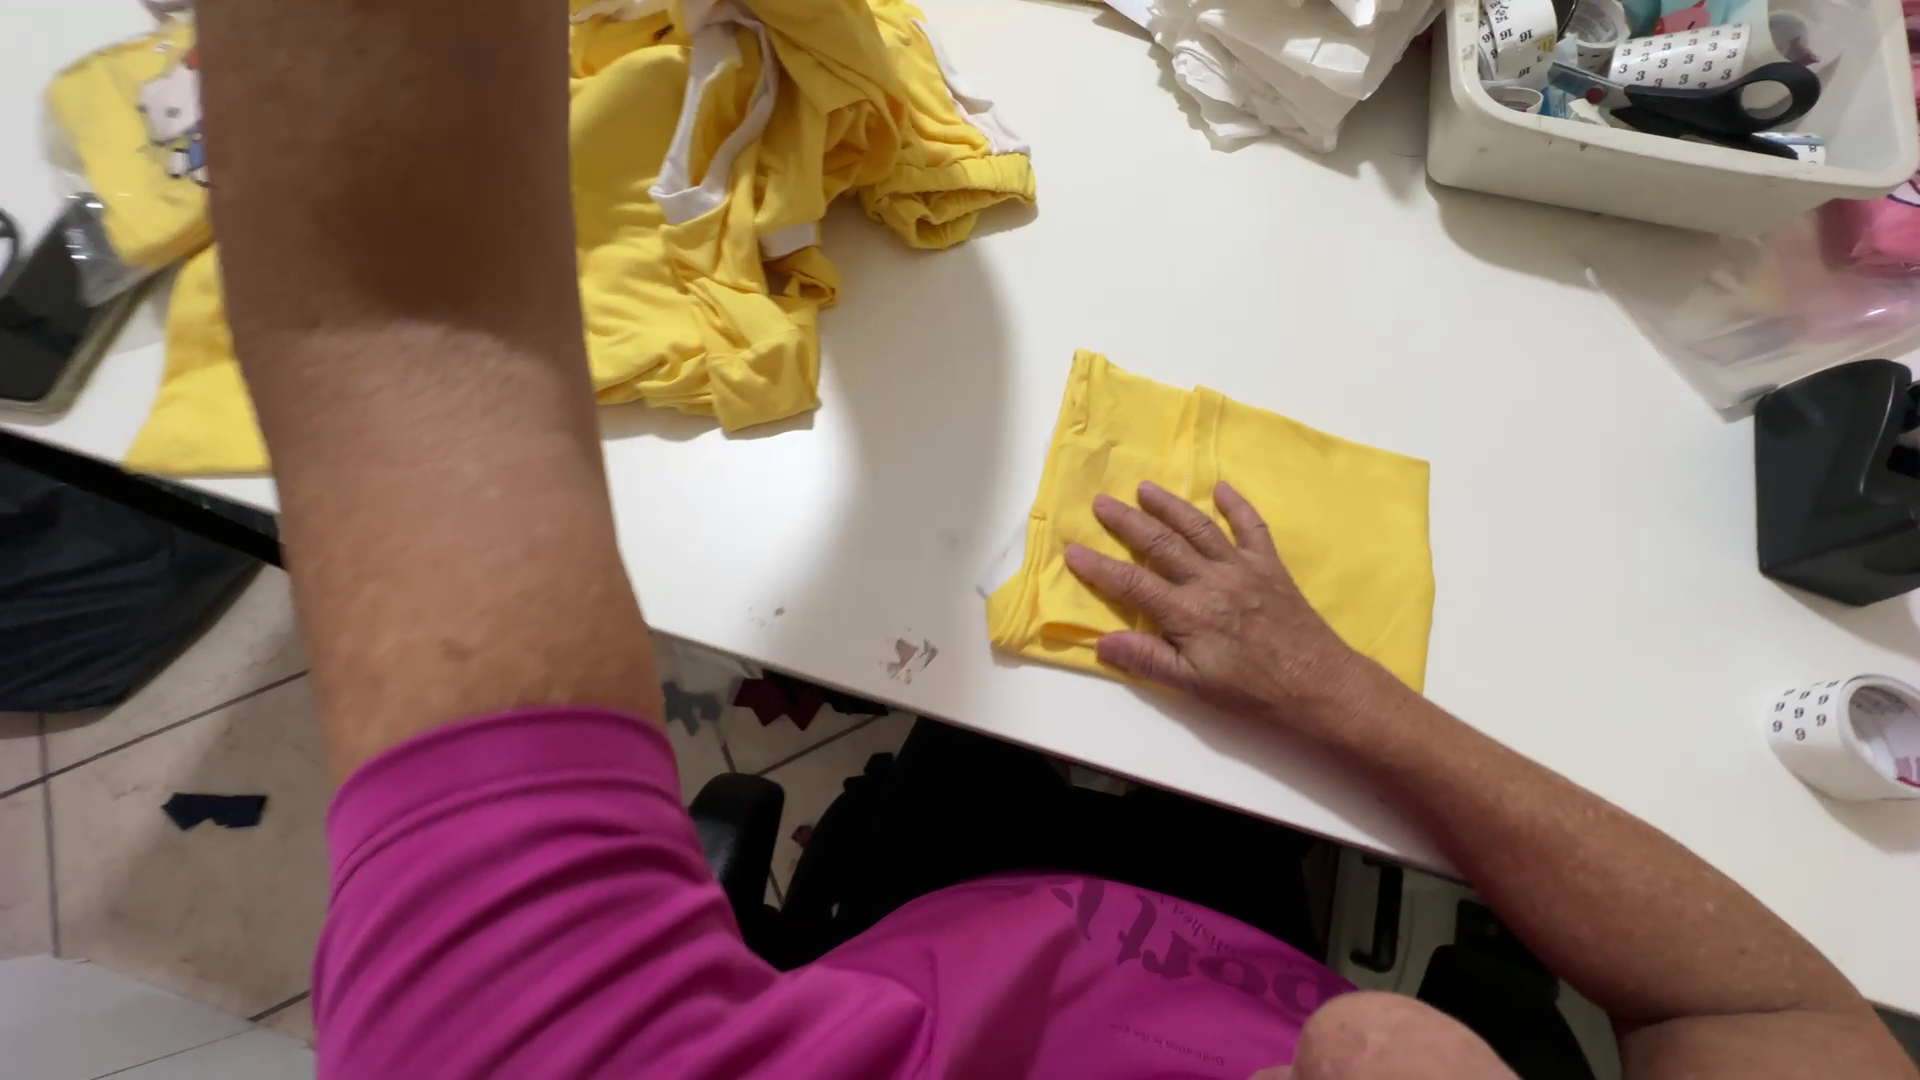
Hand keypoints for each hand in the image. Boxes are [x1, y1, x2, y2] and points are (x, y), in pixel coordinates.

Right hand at [1064, 481, 1391, 729]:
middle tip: (1101, 502)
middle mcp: (1210, 581)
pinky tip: (1221, 488)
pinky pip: (1252, 528)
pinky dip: (1237, 506)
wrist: (1318, 684)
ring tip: (1145, 487)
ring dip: (1169, 505)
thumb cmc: (1252, 690)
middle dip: (1127, 521)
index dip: (1099, 567)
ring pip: (1198, 528)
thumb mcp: (1193, 686)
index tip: (1073, 550)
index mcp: (1187, 612)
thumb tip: (1102, 641)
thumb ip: (1148, 660)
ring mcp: (1242, 568)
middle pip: (1160, 543)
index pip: (1131, 583)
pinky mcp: (1269, 566)